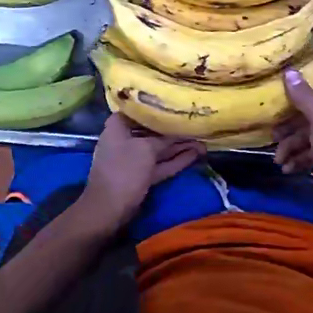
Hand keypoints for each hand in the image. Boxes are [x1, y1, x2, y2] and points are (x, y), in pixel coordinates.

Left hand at [74, 114, 204, 231]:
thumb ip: (163, 140)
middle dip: (174, 131)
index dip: (159, 109)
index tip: (177, 106)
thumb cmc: (124, 169)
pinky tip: (195, 155)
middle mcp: (124, 139)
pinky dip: (175, 160)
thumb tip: (178, 134)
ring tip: (203, 142)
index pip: (139, 111)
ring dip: (179, 147)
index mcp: (118, 126)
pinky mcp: (141, 175)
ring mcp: (133, 158)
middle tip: (197, 127)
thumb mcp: (146, 149)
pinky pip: (160, 164)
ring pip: (159, 150)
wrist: (109, 207)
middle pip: (152, 131)